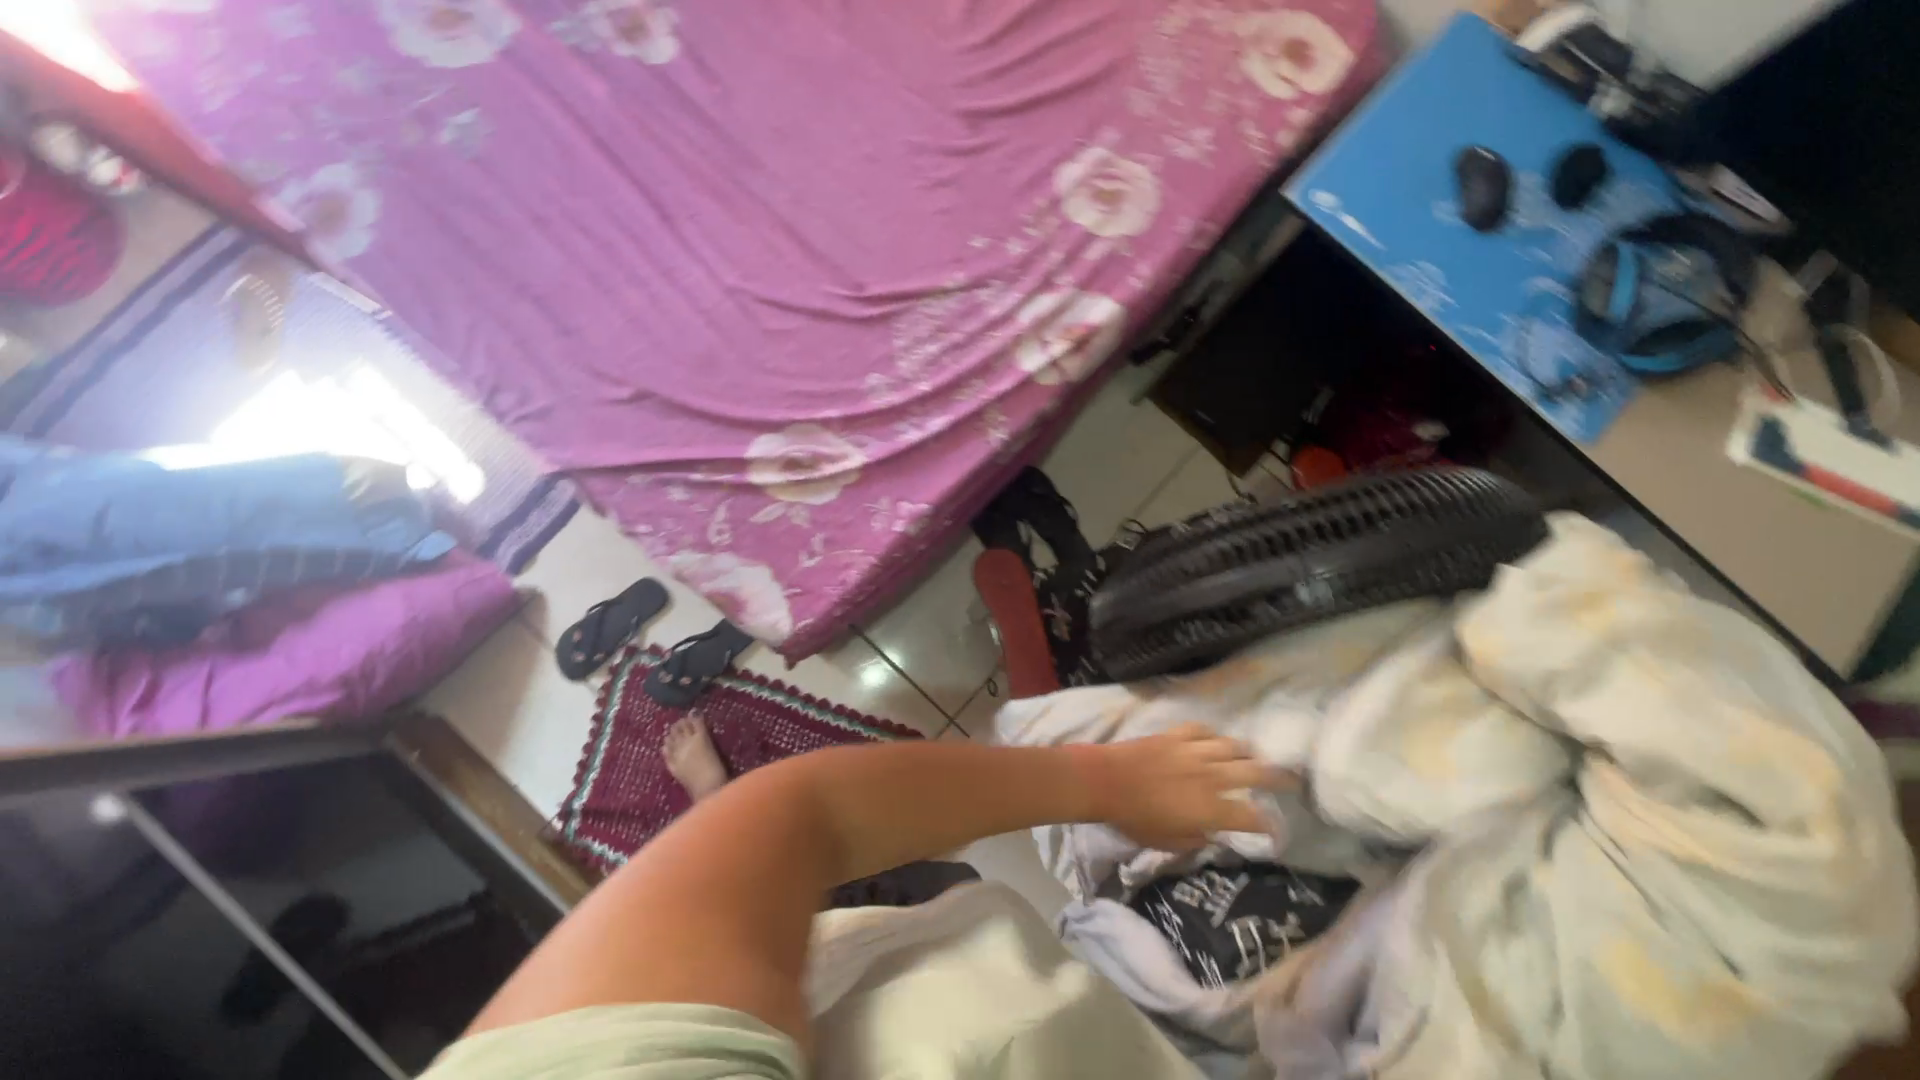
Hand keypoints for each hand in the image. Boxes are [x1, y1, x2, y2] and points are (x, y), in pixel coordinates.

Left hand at [1078, 724, 1294, 851]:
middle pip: (1256, 773)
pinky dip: (1214, 736)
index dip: (1269, 826)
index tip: (1276, 832)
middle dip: (1279, 778)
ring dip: (1248, 754)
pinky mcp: (1176, 735)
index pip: (1252, 817)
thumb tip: (1209, 833)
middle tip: (1292, 780)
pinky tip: (1216, 741)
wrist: (1105, 780)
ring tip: (1254, 758)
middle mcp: (1211, 777)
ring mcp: (1194, 751)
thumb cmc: (1134, 818)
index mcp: (1211, 808)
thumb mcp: (1166, 842)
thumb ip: (1194, 839)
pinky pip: (1204, 730)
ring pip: (1234, 747)